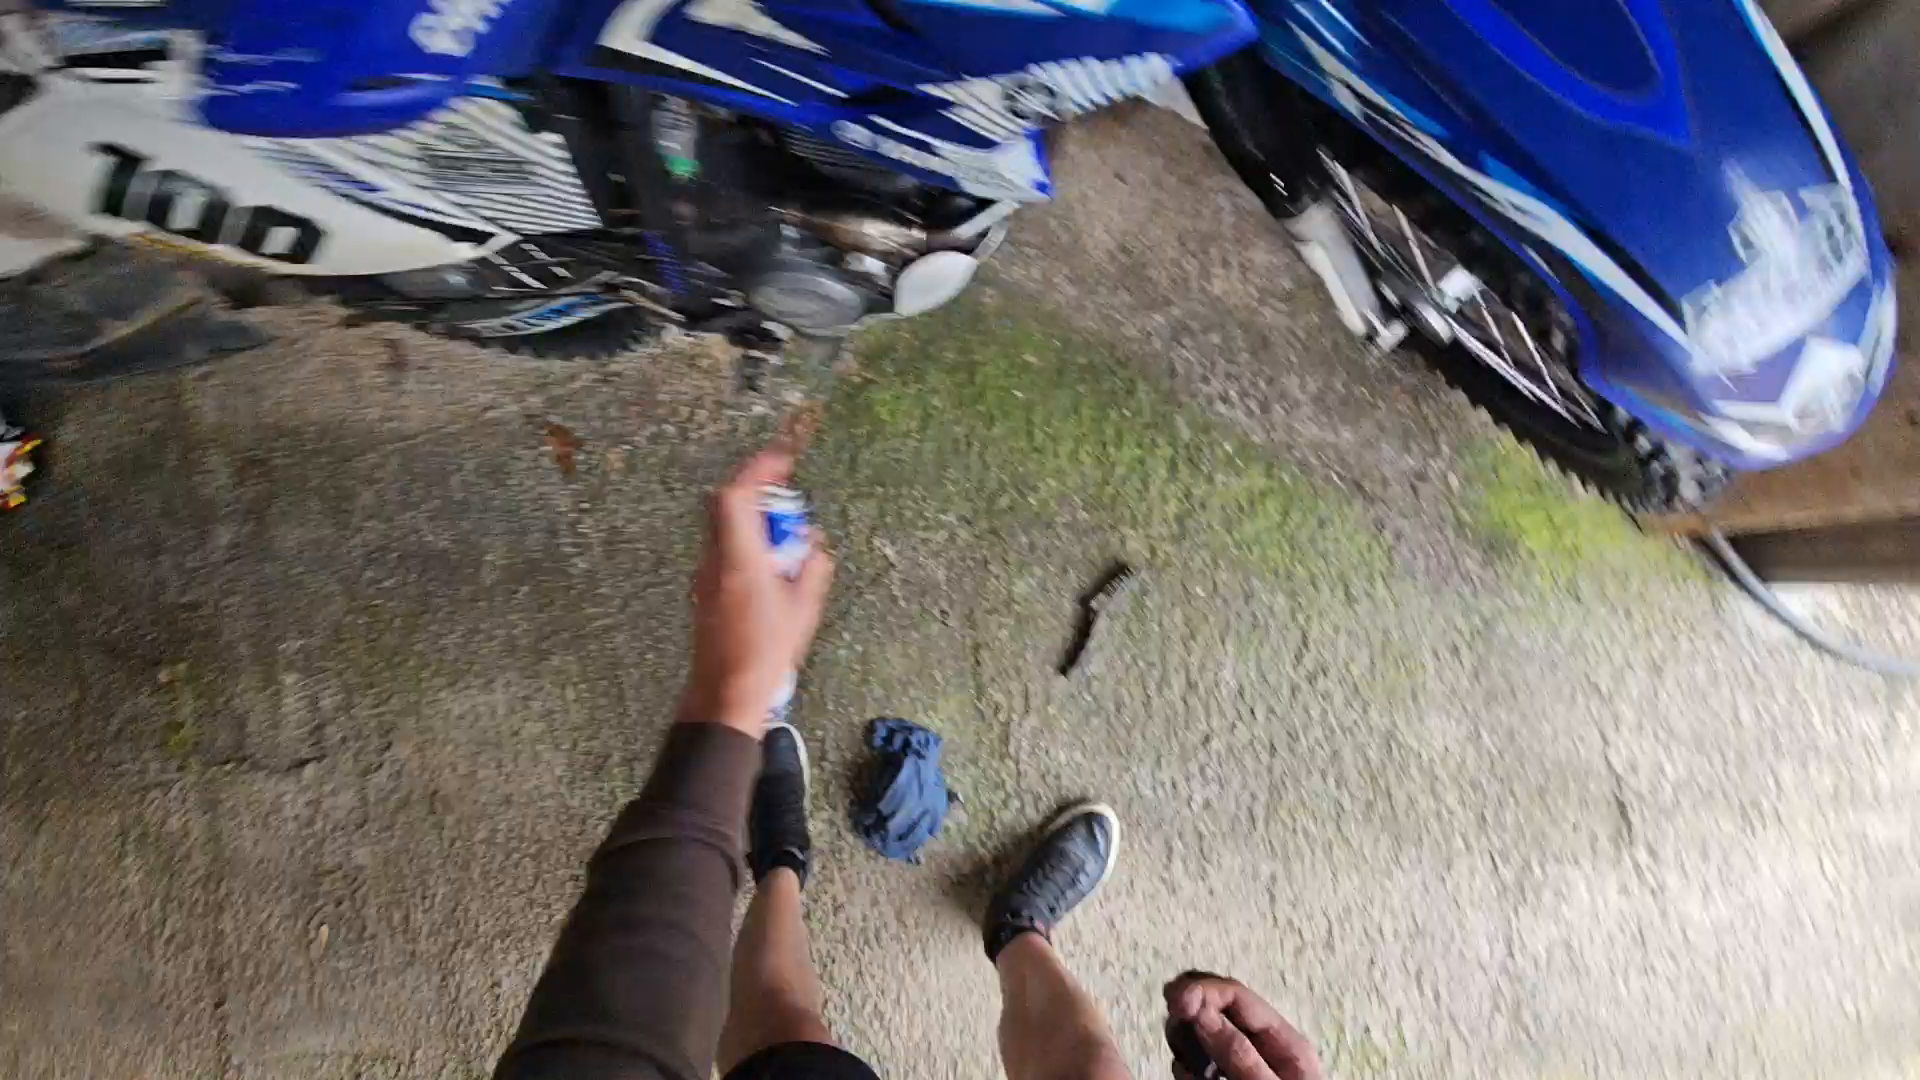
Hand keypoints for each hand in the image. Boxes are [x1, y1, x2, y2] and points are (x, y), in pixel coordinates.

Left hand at [681, 446, 834, 734]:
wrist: (726, 692)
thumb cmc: (765, 653)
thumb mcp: (804, 608)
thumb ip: (814, 567)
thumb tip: (816, 544)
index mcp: (740, 558)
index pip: (737, 496)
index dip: (759, 469)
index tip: (783, 457)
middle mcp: (716, 559)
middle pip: (725, 503)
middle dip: (757, 489)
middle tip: (786, 493)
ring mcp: (707, 573)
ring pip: (724, 524)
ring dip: (754, 516)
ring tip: (785, 534)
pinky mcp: (707, 588)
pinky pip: (726, 547)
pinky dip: (748, 539)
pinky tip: (772, 563)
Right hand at [1164, 973, 1321, 1079]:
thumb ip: (1239, 1052)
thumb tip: (1201, 1011)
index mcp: (1284, 1042)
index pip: (1235, 993)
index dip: (1201, 989)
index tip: (1175, 1000)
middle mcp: (1261, 1046)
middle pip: (1213, 1004)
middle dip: (1188, 1010)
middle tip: (1174, 1024)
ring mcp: (1241, 1064)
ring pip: (1199, 1029)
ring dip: (1184, 1039)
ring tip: (1186, 1064)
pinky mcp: (1224, 1079)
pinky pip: (1195, 1059)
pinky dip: (1185, 1064)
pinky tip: (1188, 1077)